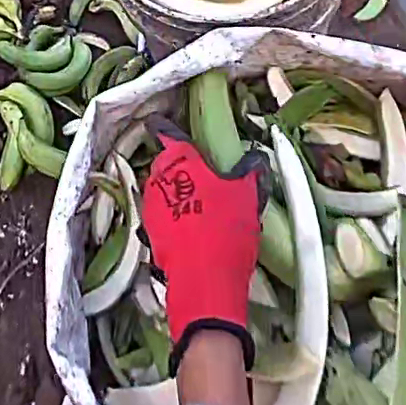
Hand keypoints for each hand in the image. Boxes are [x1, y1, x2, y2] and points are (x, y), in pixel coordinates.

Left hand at [139, 121, 266, 371]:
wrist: (204, 281)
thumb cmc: (225, 230)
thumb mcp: (246, 196)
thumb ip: (249, 172)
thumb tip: (256, 158)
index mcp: (180, 159)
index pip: (168, 133)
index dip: (166, 127)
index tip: (160, 122)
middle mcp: (159, 175)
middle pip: (167, 163)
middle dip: (182, 169)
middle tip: (205, 182)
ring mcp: (150, 203)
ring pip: (163, 188)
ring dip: (177, 193)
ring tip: (202, 211)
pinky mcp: (149, 229)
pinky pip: (162, 214)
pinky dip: (173, 217)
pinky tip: (192, 231)